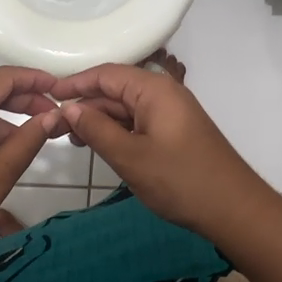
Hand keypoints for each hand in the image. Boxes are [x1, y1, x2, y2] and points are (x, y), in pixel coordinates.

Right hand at [50, 63, 273, 236]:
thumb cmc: (180, 179)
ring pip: (126, 107)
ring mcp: (171, 112)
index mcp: (154, 89)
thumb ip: (97, 130)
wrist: (233, 207)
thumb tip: (70, 108)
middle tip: (53, 125)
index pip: (107, 74)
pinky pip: (138, 121)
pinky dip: (117, 130)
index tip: (48, 94)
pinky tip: (100, 145)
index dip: (76, 83)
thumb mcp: (131, 157)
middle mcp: (163, 93)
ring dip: (100, 119)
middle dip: (86, 104)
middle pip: (116, 89)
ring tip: (70, 138)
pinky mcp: (174, 131)